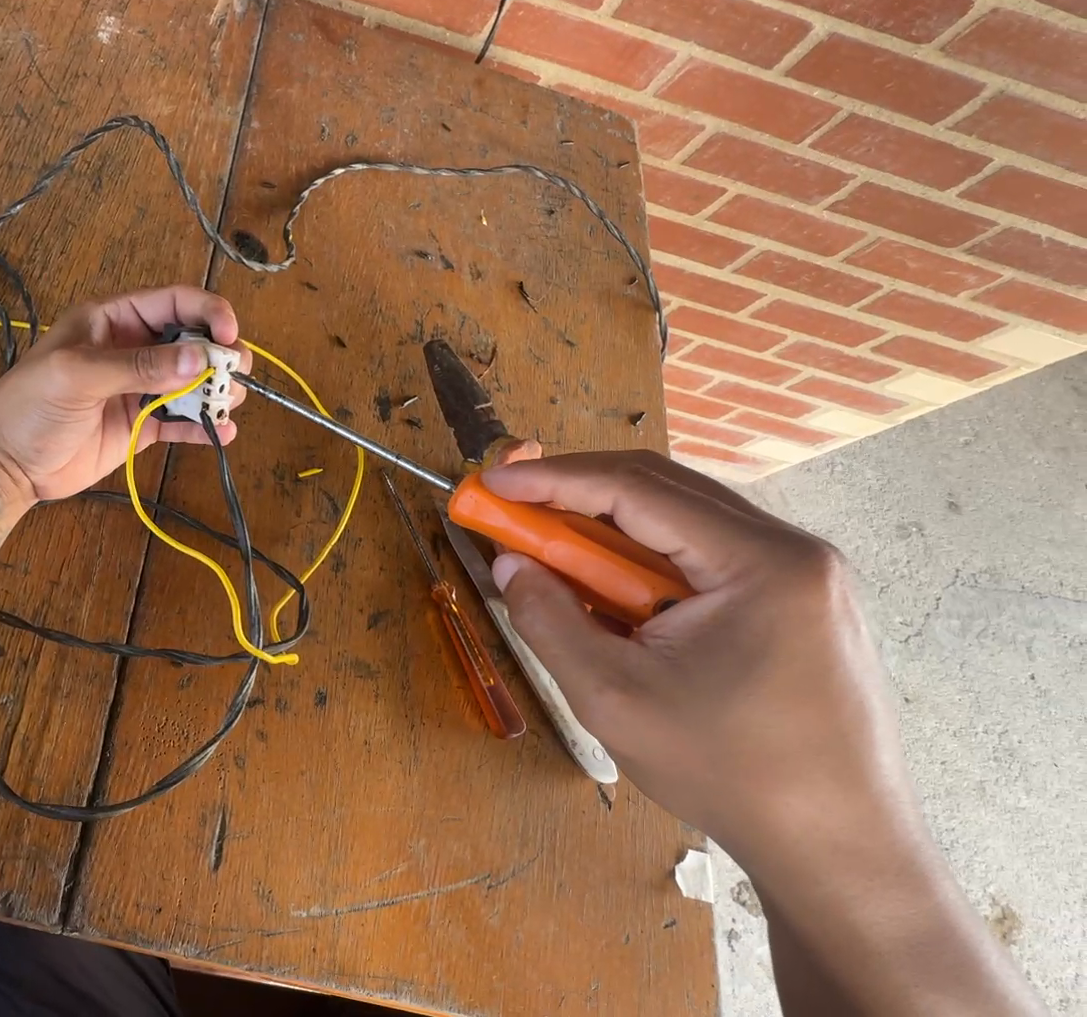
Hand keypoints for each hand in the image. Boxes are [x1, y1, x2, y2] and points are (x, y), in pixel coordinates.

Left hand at [0, 285, 248, 502]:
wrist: (6, 463)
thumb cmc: (31, 406)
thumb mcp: (79, 375)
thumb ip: (138, 365)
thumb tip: (199, 360)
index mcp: (113, 321)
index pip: (171, 303)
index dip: (207, 312)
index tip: (230, 334)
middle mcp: (130, 350)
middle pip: (189, 342)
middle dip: (218, 353)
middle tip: (237, 373)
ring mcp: (136, 390)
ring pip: (190, 382)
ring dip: (215, 390)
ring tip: (231, 402)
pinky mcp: (139, 427)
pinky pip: (179, 422)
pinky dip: (202, 427)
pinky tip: (223, 434)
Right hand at [479, 451, 913, 870]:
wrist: (840, 852)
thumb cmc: (729, 773)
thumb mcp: (611, 697)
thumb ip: (548, 620)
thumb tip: (509, 566)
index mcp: (761, 563)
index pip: (638, 490)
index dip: (553, 478)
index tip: (491, 479)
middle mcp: (792, 551)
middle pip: (664, 490)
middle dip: (577, 491)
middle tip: (510, 501)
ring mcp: (803, 577)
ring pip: (682, 520)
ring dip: (607, 525)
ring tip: (546, 542)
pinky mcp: (796, 604)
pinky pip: (702, 554)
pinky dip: (641, 556)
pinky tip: (607, 583)